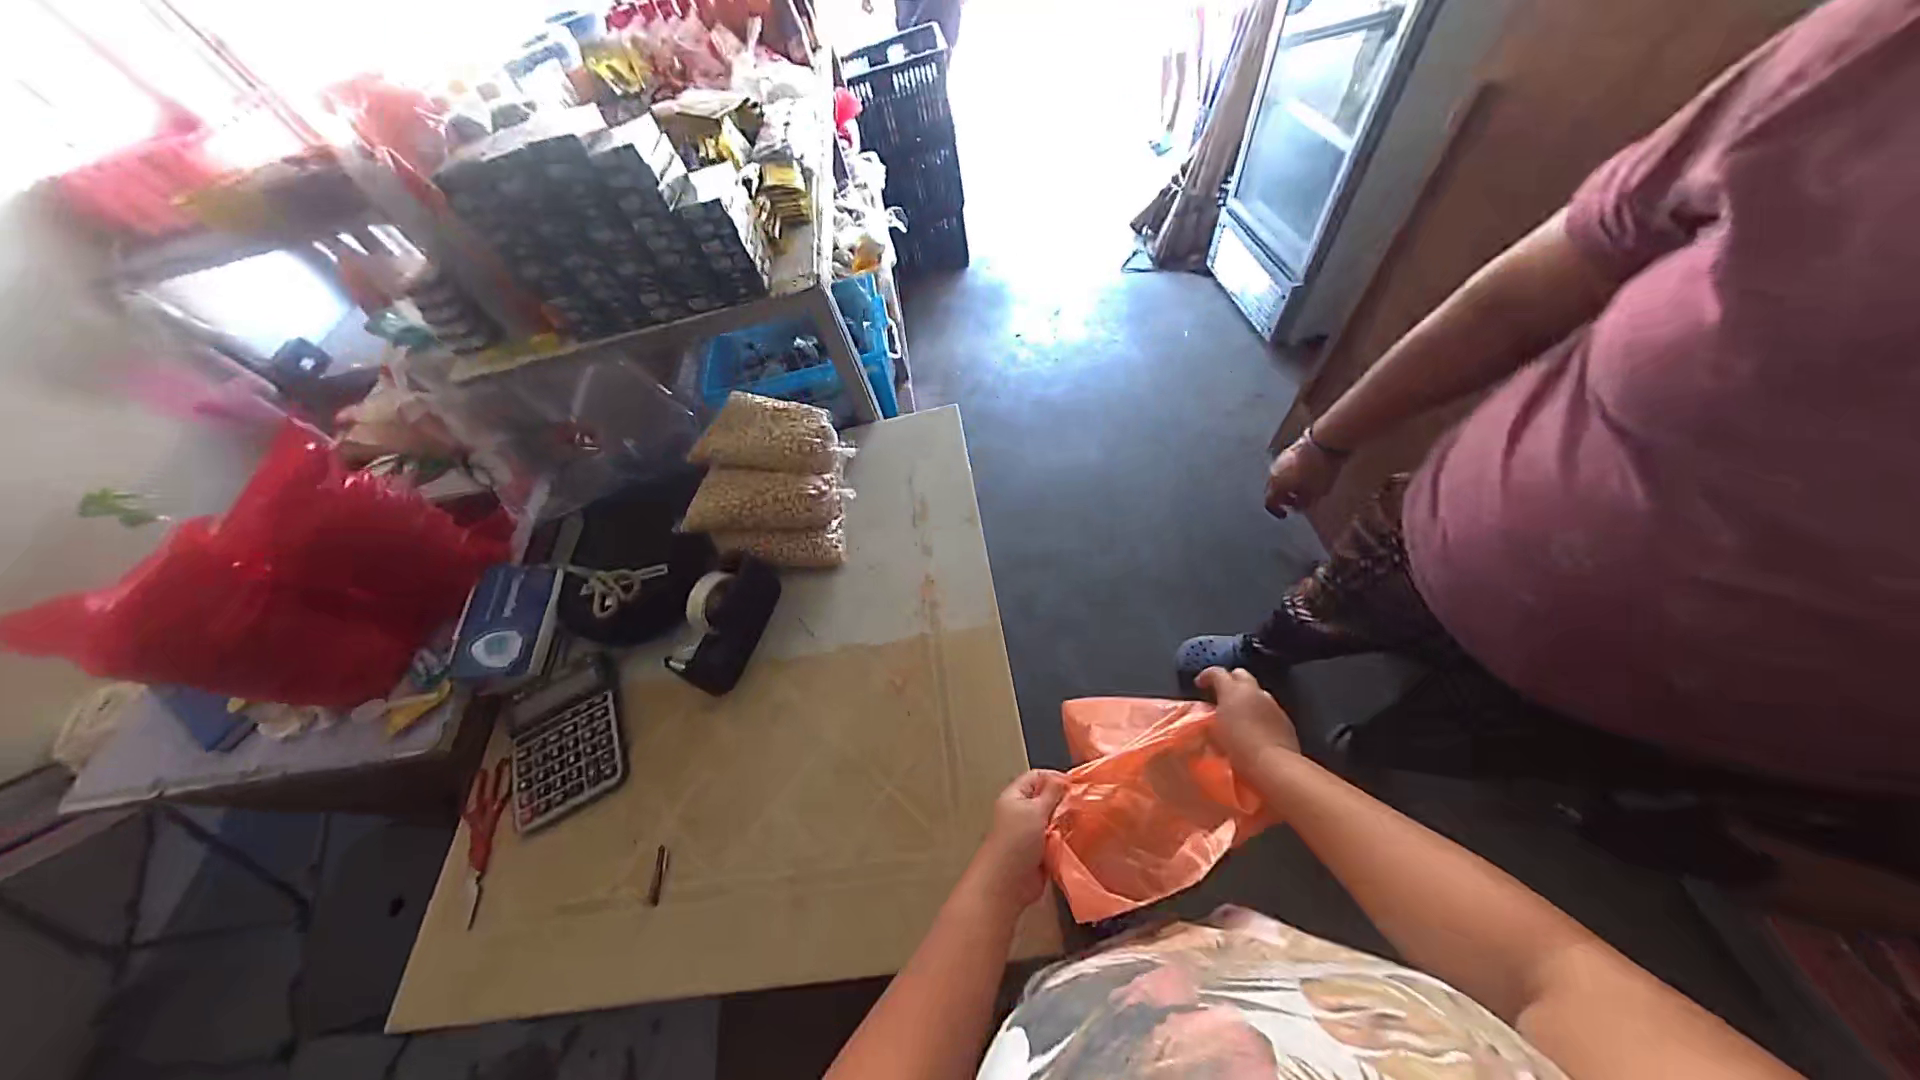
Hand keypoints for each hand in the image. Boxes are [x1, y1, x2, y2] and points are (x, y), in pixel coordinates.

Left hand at [967, 769, 1068, 910]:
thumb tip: (1062, 779)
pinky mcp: (1041, 851)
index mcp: (1015, 796)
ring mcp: (1032, 832)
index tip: (1075, 784)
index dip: (1055, 777)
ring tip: (1080, 823)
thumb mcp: (1034, 810)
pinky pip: (1058, 839)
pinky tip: (1076, 839)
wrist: (1007, 883)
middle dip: (1063, 801)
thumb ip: (1051, 793)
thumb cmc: (1015, 842)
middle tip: (1081, 804)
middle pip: (1048, 799)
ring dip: (1066, 822)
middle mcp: (1022, 812)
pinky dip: (1065, 840)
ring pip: (1055, 820)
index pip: (1037, 776)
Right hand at [1197, 667, 1300, 766]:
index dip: (1206, 676)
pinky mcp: (1286, 720)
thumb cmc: (1238, 748)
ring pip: (1256, 692)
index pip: (1216, 672)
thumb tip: (1210, 723)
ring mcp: (1272, 705)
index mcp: (1232, 690)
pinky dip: (1260, 713)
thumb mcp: (1214, 734)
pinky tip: (1255, 729)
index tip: (1200, 684)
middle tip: (1221, 695)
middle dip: (1230, 681)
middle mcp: (1254, 692)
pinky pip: (1269, 709)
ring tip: (1239, 714)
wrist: (1274, 766)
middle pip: (1240, 674)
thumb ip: (1211, 721)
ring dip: (1246, 698)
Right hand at [1265, 438, 1346, 518]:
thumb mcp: (1315, 492)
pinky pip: (1284, 468)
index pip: (1269, 502)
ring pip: (1278, 478)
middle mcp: (1274, 473)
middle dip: (1282, 498)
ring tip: (1301, 488)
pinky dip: (1290, 475)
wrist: (1325, 441)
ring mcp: (1280, 460)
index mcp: (1276, 485)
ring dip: (1286, 486)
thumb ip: (1303, 503)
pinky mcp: (1288, 451)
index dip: (1276, 511)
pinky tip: (1303, 476)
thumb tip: (1298, 507)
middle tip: (1293, 502)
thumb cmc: (1319, 468)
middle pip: (1272, 490)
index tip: (1284, 514)